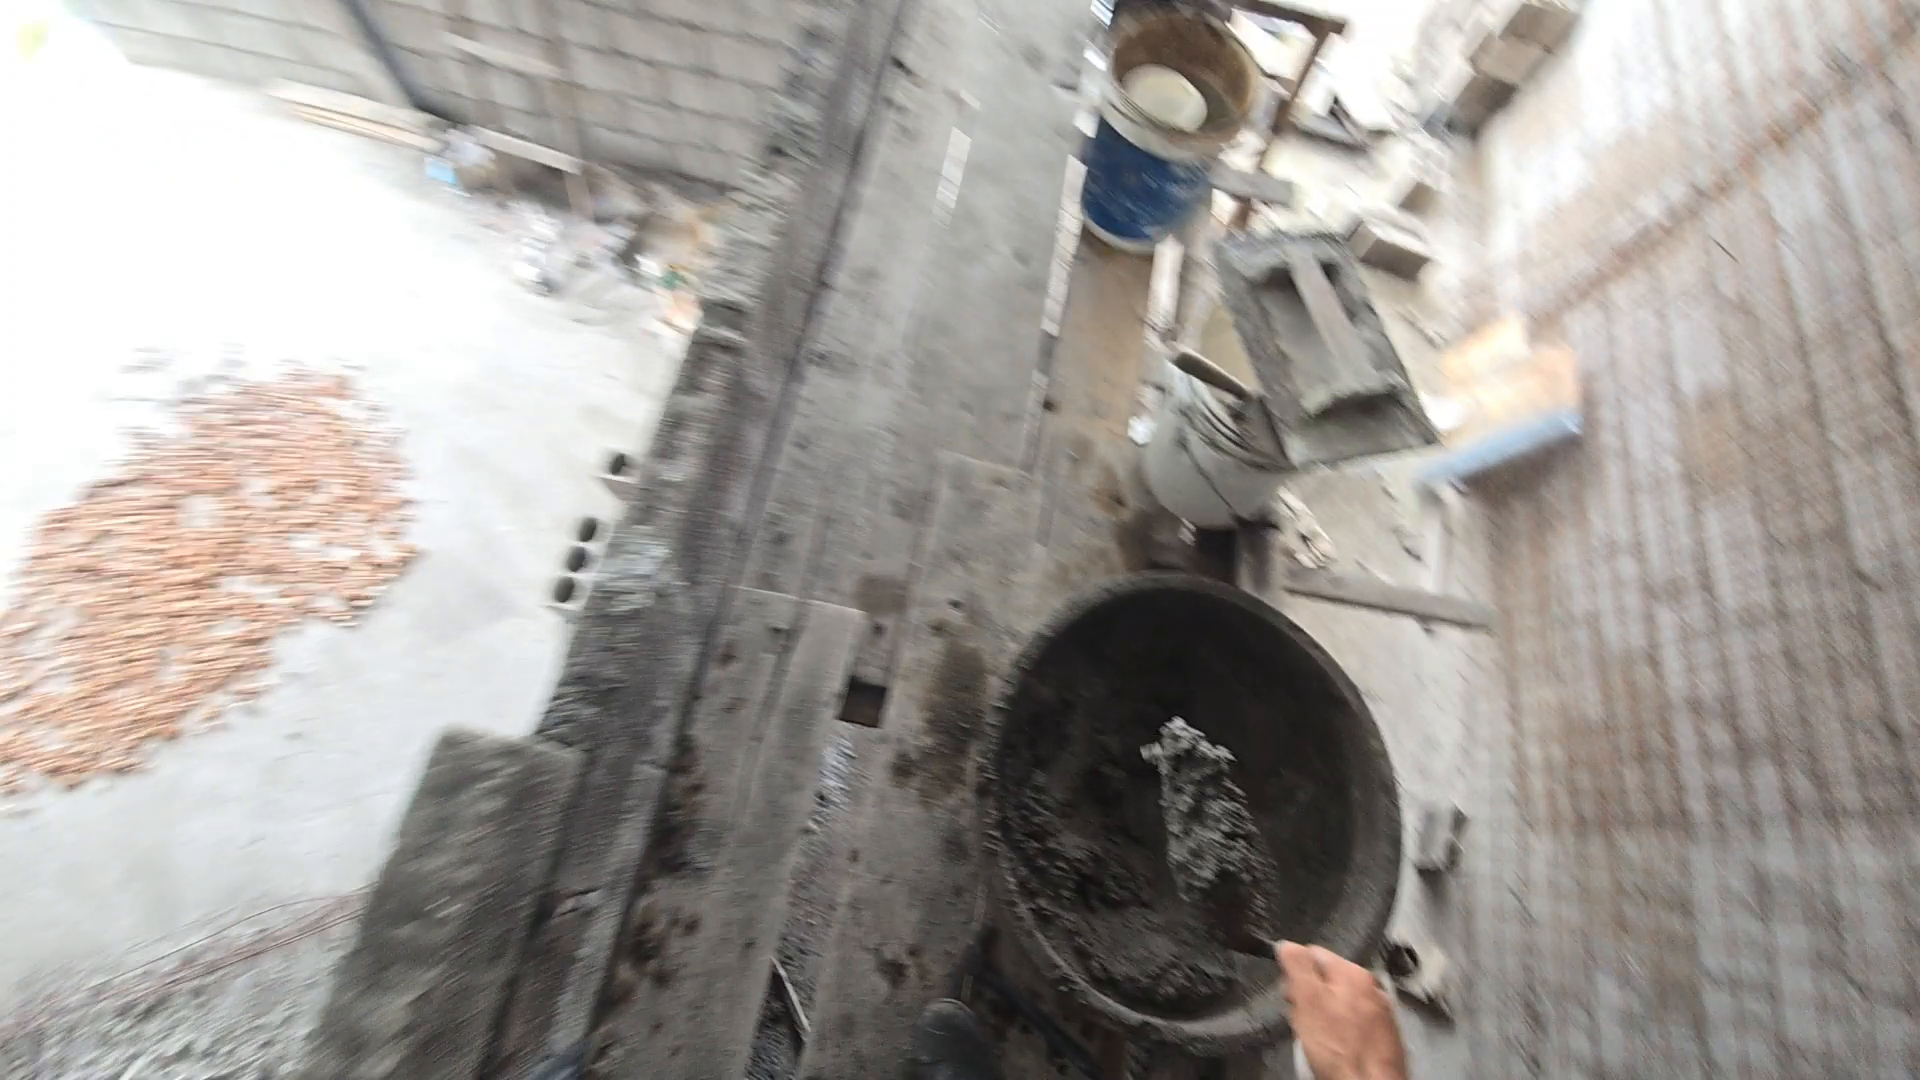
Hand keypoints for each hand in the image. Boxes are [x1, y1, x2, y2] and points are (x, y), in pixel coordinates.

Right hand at [1277, 941, 1406, 1079]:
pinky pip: (1353, 1026)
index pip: (1312, 954)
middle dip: (1309, 997)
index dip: (1294, 974)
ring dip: (1324, 1017)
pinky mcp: (1386, 1041)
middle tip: (1303, 1021)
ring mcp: (1383, 1015)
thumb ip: (1296, 965)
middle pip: (1326, 980)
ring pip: (1339, 1004)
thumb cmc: (1337, 1046)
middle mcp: (1374, 988)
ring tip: (1319, 1040)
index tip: (1290, 998)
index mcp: (1354, 972)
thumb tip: (1286, 944)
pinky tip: (1337, 1050)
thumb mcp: (1307, 999)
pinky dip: (1342, 1034)